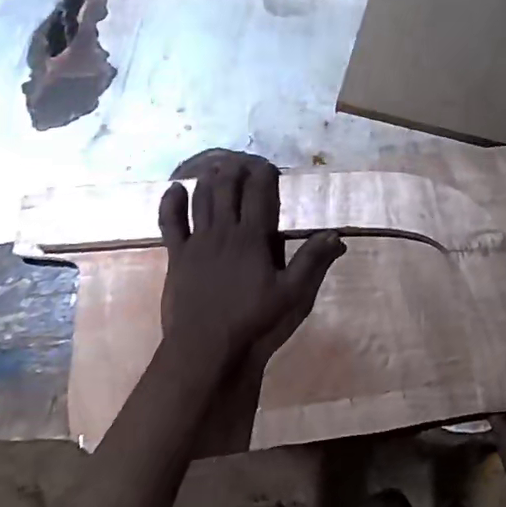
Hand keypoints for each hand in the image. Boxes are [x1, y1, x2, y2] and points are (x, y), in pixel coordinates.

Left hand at [156, 152, 344, 374]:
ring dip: (208, 179)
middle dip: (235, 169)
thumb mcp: (293, 296)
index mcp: (253, 238)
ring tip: (214, 165)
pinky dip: (170, 203)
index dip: (264, 174)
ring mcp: (197, 242)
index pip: (260, 193)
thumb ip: (313, 262)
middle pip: (228, 189)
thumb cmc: (254, 322)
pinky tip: (174, 189)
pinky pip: (170, 223)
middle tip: (240, 159)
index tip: (268, 165)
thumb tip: (335, 234)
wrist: (206, 347)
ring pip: (201, 199)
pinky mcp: (177, 255)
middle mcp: (224, 231)